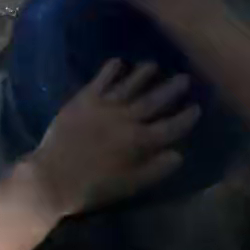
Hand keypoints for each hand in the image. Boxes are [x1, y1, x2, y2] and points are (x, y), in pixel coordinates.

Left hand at [14, 59, 199, 218]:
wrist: (53, 177)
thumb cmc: (94, 187)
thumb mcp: (130, 185)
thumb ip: (156, 169)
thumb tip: (179, 154)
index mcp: (139, 142)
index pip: (170, 127)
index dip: (185, 118)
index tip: (196, 107)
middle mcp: (126, 119)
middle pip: (154, 101)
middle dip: (171, 89)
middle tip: (184, 77)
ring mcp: (105, 106)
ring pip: (130, 85)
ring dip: (143, 74)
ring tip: (154, 64)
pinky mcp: (85, 99)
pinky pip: (101, 80)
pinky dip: (111, 69)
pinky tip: (119, 62)